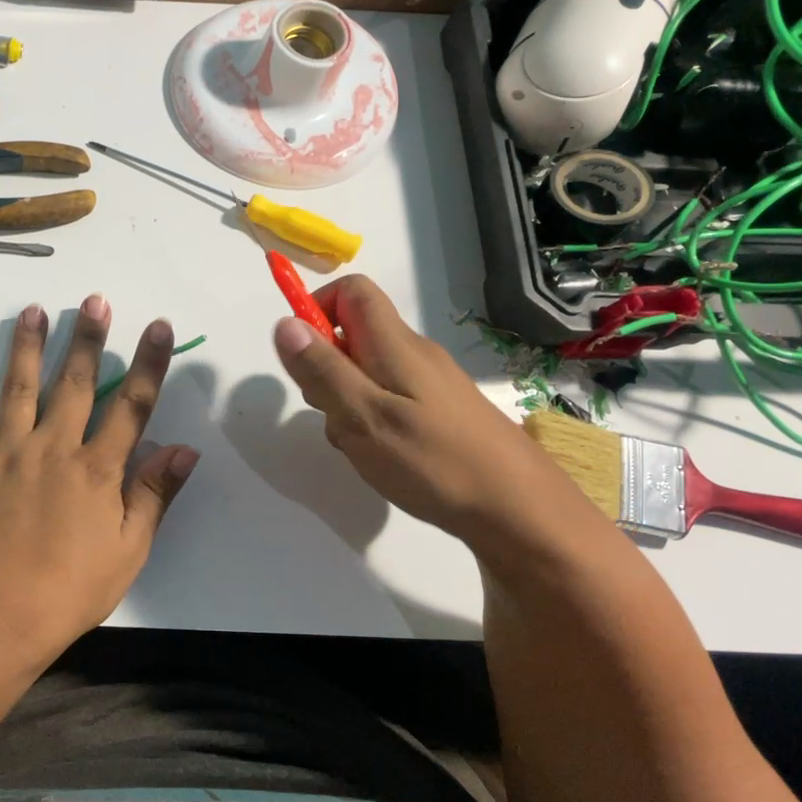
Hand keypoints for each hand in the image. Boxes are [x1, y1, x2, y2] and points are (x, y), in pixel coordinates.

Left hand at [0, 294, 198, 657]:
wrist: (1, 613)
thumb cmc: (73, 588)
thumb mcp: (130, 548)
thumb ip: (155, 494)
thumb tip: (185, 447)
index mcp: (96, 469)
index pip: (131, 406)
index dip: (147, 364)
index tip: (157, 325)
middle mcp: (53, 448)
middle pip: (74, 384)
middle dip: (87, 338)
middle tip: (93, 300)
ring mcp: (6, 453)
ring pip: (17, 389)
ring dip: (24, 347)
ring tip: (31, 310)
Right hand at [271, 275, 574, 541]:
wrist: (517, 509)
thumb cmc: (433, 461)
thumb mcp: (363, 417)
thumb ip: (322, 370)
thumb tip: (285, 323)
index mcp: (394, 345)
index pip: (352, 292)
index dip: (317, 310)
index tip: (300, 355)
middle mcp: (414, 355)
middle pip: (354, 337)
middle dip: (324, 369)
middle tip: (328, 413)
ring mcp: (429, 385)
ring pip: (367, 375)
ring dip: (344, 402)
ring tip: (357, 445)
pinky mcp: (439, 413)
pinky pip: (388, 400)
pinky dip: (369, 421)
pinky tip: (380, 458)